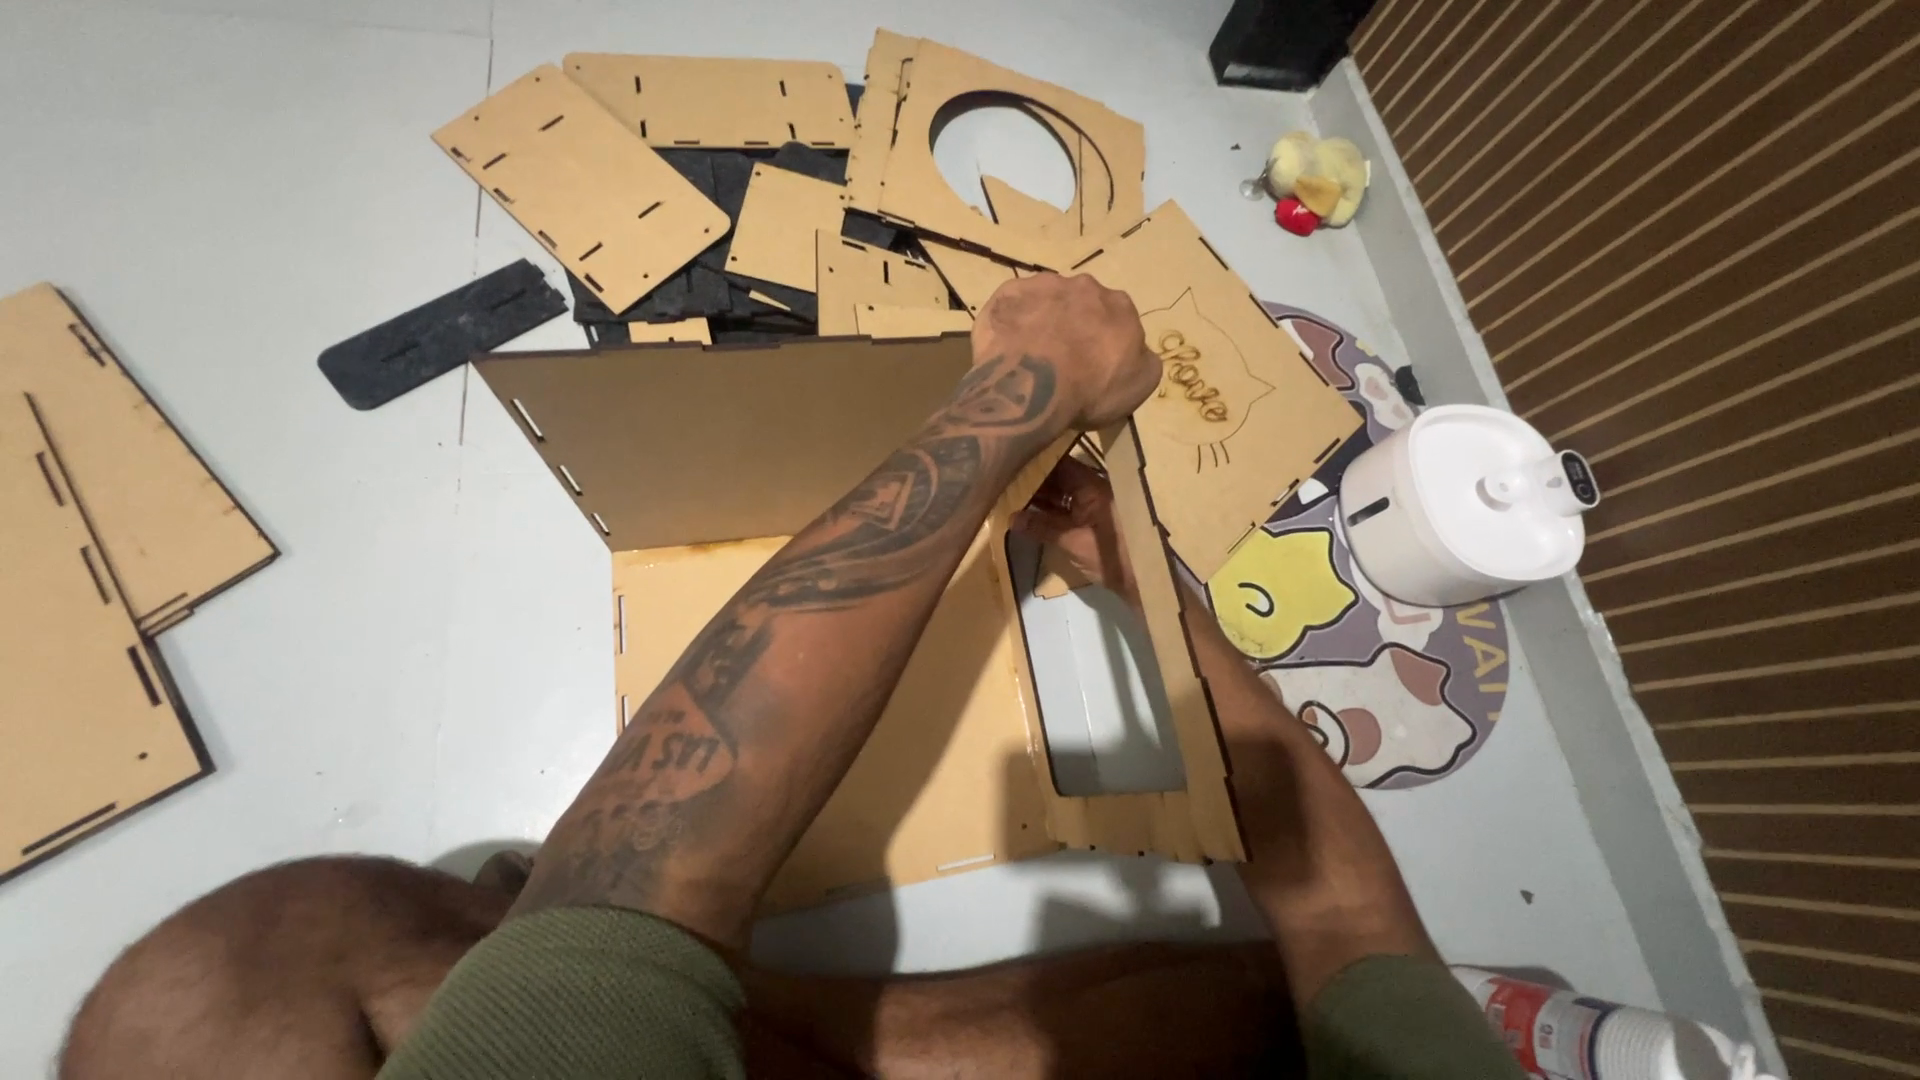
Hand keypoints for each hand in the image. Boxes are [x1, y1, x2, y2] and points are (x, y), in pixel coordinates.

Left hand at [973, 273, 1158, 431]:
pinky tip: (1005, 345)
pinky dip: (1010, 320)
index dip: (1105, 342)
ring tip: (1028, 354)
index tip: (1094, 365)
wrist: (1032, 385)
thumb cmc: (1091, 389)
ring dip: (1041, 320)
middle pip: (1081, 305)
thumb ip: (1142, 360)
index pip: (1118, 319)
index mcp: (1120, 305)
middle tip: (1059, 360)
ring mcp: (1043, 286)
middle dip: (1072, 326)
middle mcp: (1085, 286)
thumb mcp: (1139, 385)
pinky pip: (1012, 304)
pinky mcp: (1007, 293)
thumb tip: (1137, 351)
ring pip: (1045, 301)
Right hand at [1009, 456, 1138, 606]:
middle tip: (1005, 483)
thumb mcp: (1072, 542)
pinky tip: (1028, 516)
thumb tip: (1012, 518)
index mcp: (1093, 486)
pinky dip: (1049, 513)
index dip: (1036, 463)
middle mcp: (1093, 490)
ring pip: (1061, 495)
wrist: (1143, 581)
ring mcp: (1093, 507)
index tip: (1011, 465)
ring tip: (1011, 499)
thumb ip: (1042, 528)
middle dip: (1034, 482)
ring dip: (1039, 499)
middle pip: (1059, 478)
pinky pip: (1067, 510)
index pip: (1060, 464)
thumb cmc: (1111, 556)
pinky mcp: (1092, 523)